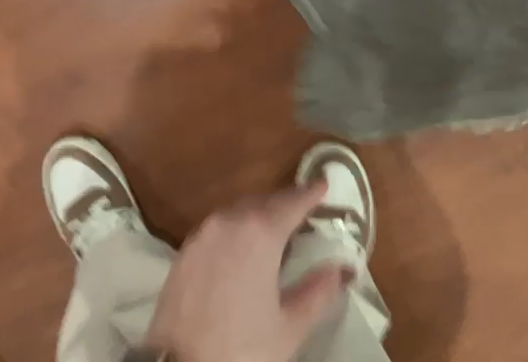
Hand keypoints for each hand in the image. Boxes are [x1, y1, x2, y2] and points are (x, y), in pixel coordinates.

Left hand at [146, 182, 351, 361]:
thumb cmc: (242, 347)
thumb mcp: (289, 326)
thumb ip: (318, 292)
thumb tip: (341, 269)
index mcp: (259, 232)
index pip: (291, 202)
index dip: (310, 192)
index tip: (324, 182)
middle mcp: (229, 221)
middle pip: (264, 201)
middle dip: (286, 203)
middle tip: (306, 210)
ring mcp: (204, 233)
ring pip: (239, 211)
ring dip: (260, 214)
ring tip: (279, 230)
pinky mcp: (186, 249)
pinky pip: (219, 226)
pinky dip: (238, 228)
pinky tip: (245, 248)